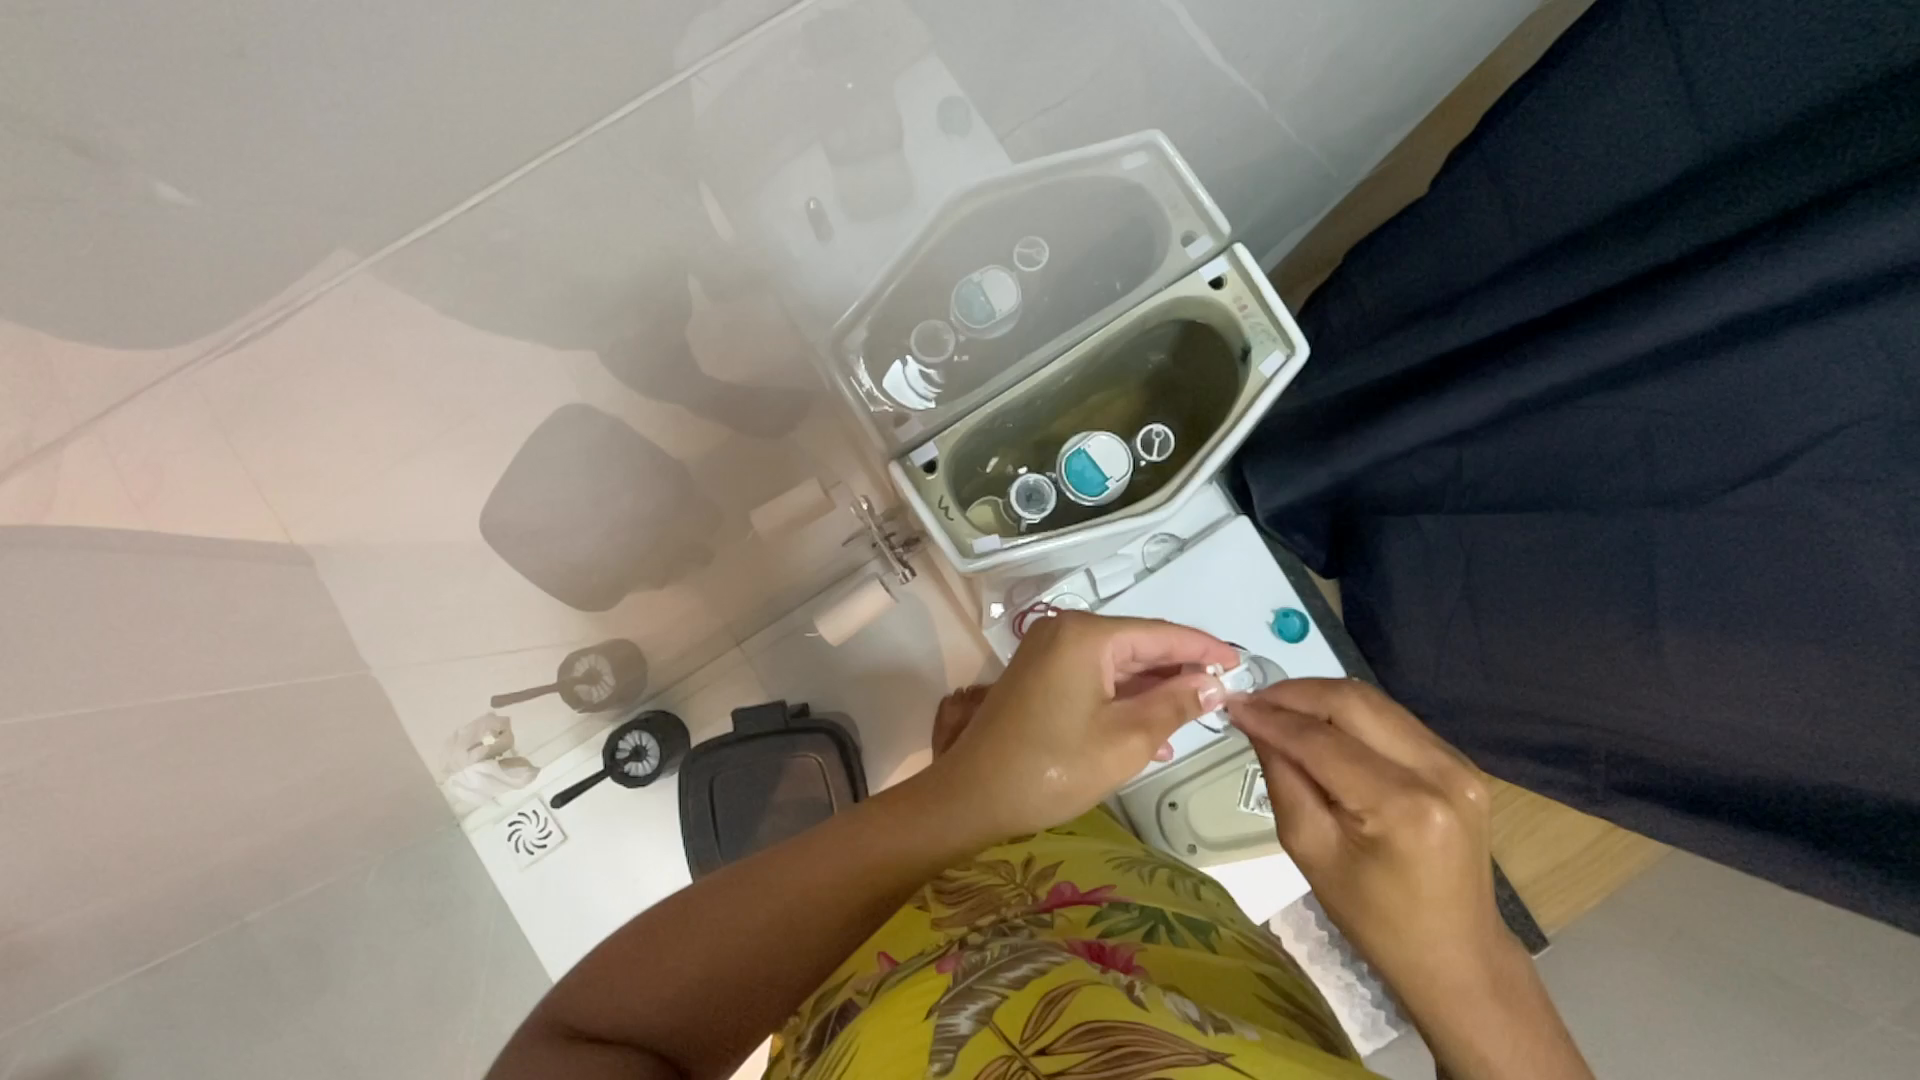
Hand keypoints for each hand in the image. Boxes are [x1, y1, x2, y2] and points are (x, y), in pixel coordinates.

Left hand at [920, 611, 1234, 837]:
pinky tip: (1152, 732)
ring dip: (1153, 690)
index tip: (1241, 663)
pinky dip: (1122, 700)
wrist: (973, 796)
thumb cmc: (1054, 767)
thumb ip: (1174, 704)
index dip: (1204, 649)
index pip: (1160, 633)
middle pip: (1137, 645)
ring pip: (1116, 664)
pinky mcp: (1038, 677)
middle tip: (1223, 693)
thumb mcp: (1126, 739)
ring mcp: (1047, 653)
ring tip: (1195, 716)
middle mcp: (1064, 632)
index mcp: (1086, 636)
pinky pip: (1093, 678)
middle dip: (1179, 670)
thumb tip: (1213, 684)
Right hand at [1228, 679, 1514, 999]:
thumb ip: (1282, 778)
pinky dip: (1348, 714)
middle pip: (1352, 702)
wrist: (1454, 952)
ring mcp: (1457, 764)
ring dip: (1320, 698)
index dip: (1271, 717)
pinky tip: (1318, 725)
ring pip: (1373, 702)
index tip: (1231, 705)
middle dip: (1295, 694)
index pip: (1321, 740)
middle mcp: (1439, 772)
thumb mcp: (1310, 850)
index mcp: (1401, 805)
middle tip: (1253, 700)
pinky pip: (1392, 719)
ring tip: (1277, 708)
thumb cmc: (1373, 916)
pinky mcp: (1460, 763)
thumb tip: (1256, 723)